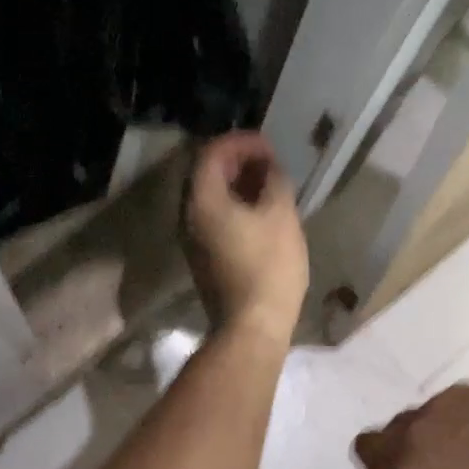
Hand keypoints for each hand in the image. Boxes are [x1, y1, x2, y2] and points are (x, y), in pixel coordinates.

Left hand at [184, 131, 308, 341]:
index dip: (241, 142)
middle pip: (205, 174)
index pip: (212, 153)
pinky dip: (233, 205)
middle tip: (269, 162)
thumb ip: (274, 180)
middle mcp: (187, 216)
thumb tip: (268, 169)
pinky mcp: (202, 258)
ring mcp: (191, 239)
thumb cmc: (269, 267)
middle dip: (237, 161)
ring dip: (236, 184)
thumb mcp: (281, 215)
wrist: (251, 326)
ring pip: (209, 197)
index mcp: (202, 200)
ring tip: (269, 184)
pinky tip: (259, 211)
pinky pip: (212, 218)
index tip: (269, 146)